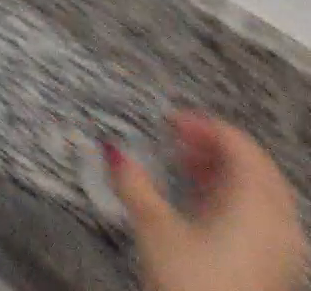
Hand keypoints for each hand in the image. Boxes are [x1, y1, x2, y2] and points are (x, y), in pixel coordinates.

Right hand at [108, 110, 306, 290]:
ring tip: (183, 157)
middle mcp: (278, 220)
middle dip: (216, 144)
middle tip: (175, 132)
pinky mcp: (272, 257)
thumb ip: (133, 183)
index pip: (242, 150)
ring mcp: (280, 242)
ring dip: (224, 167)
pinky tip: (200, 191)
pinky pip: (259, 209)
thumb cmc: (189, 275)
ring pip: (259, 189)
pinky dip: (231, 190)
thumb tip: (112, 149)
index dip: (207, 126)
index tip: (170, 117)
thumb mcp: (153, 225)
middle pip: (256, 169)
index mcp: (255, 206)